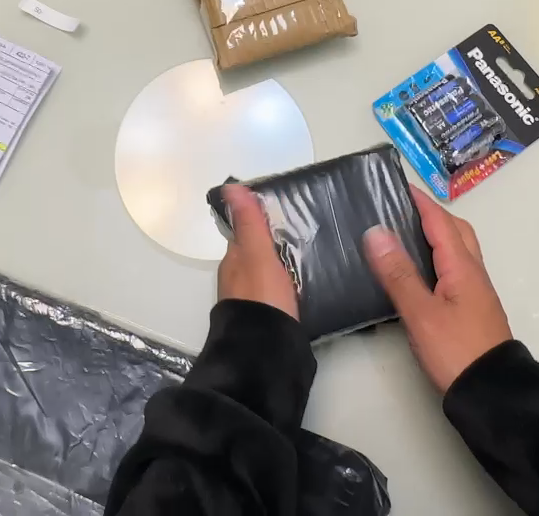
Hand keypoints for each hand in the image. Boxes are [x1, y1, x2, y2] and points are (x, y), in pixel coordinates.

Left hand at [217, 184, 298, 319]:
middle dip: (273, 242)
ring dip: (280, 263)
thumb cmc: (262, 298)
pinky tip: (301, 283)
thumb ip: (248, 223)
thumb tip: (230, 186)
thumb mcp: (257, 254)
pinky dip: (286, 282)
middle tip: (303, 231)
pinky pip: (276, 290)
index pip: (245, 232)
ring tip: (308, 254)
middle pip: (255, 252)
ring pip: (266, 272)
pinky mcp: (267, 318)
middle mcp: (237, 279)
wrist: (264, 352)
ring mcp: (251, 300)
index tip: (283, 210)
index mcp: (233, 261)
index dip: (260, 220)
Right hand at [363, 189, 512, 392]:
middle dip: (431, 213)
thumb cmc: (456, 350)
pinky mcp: (473, 309)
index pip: (439, 220)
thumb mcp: (420, 313)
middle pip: (456, 230)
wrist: (494, 395)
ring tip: (405, 234)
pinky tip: (420, 271)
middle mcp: (473, 272)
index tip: (396, 183)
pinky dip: (438, 256)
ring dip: (436, 234)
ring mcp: (476, 291)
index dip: (419, 200)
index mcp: (461, 266)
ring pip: (458, 250)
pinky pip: (455, 268)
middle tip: (400, 207)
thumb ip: (398, 273)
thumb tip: (376, 232)